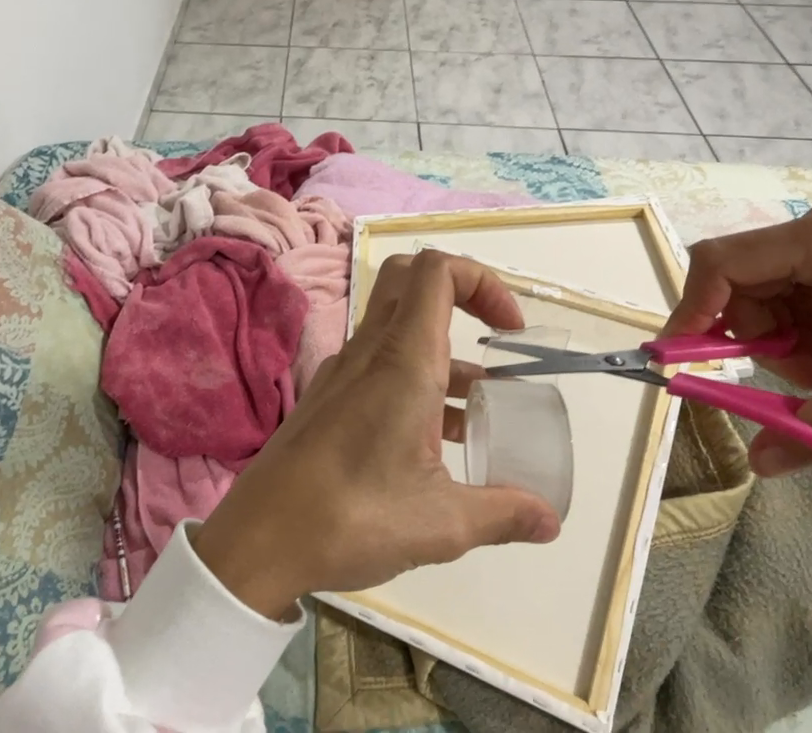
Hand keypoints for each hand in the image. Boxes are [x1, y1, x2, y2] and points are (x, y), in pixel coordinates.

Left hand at [193, 251, 562, 619]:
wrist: (260, 539)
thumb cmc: (353, 518)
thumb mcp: (442, 522)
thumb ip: (502, 514)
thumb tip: (550, 521)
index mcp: (401, 361)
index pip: (435, 271)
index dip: (481, 280)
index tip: (511, 330)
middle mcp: (370, 353)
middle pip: (411, 282)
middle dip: (462, 295)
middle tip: (497, 339)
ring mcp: (343, 374)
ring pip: (398, 330)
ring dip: (443, 350)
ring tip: (483, 407)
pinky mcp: (328, 399)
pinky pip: (380, 367)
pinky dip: (416, 381)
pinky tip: (438, 441)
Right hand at [661, 198, 811, 476]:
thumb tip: (758, 462)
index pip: (722, 264)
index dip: (692, 311)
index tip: (681, 359)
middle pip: (741, 276)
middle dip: (751, 334)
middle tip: (794, 381)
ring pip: (767, 282)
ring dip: (781, 333)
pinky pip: (795, 281)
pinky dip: (803, 321)